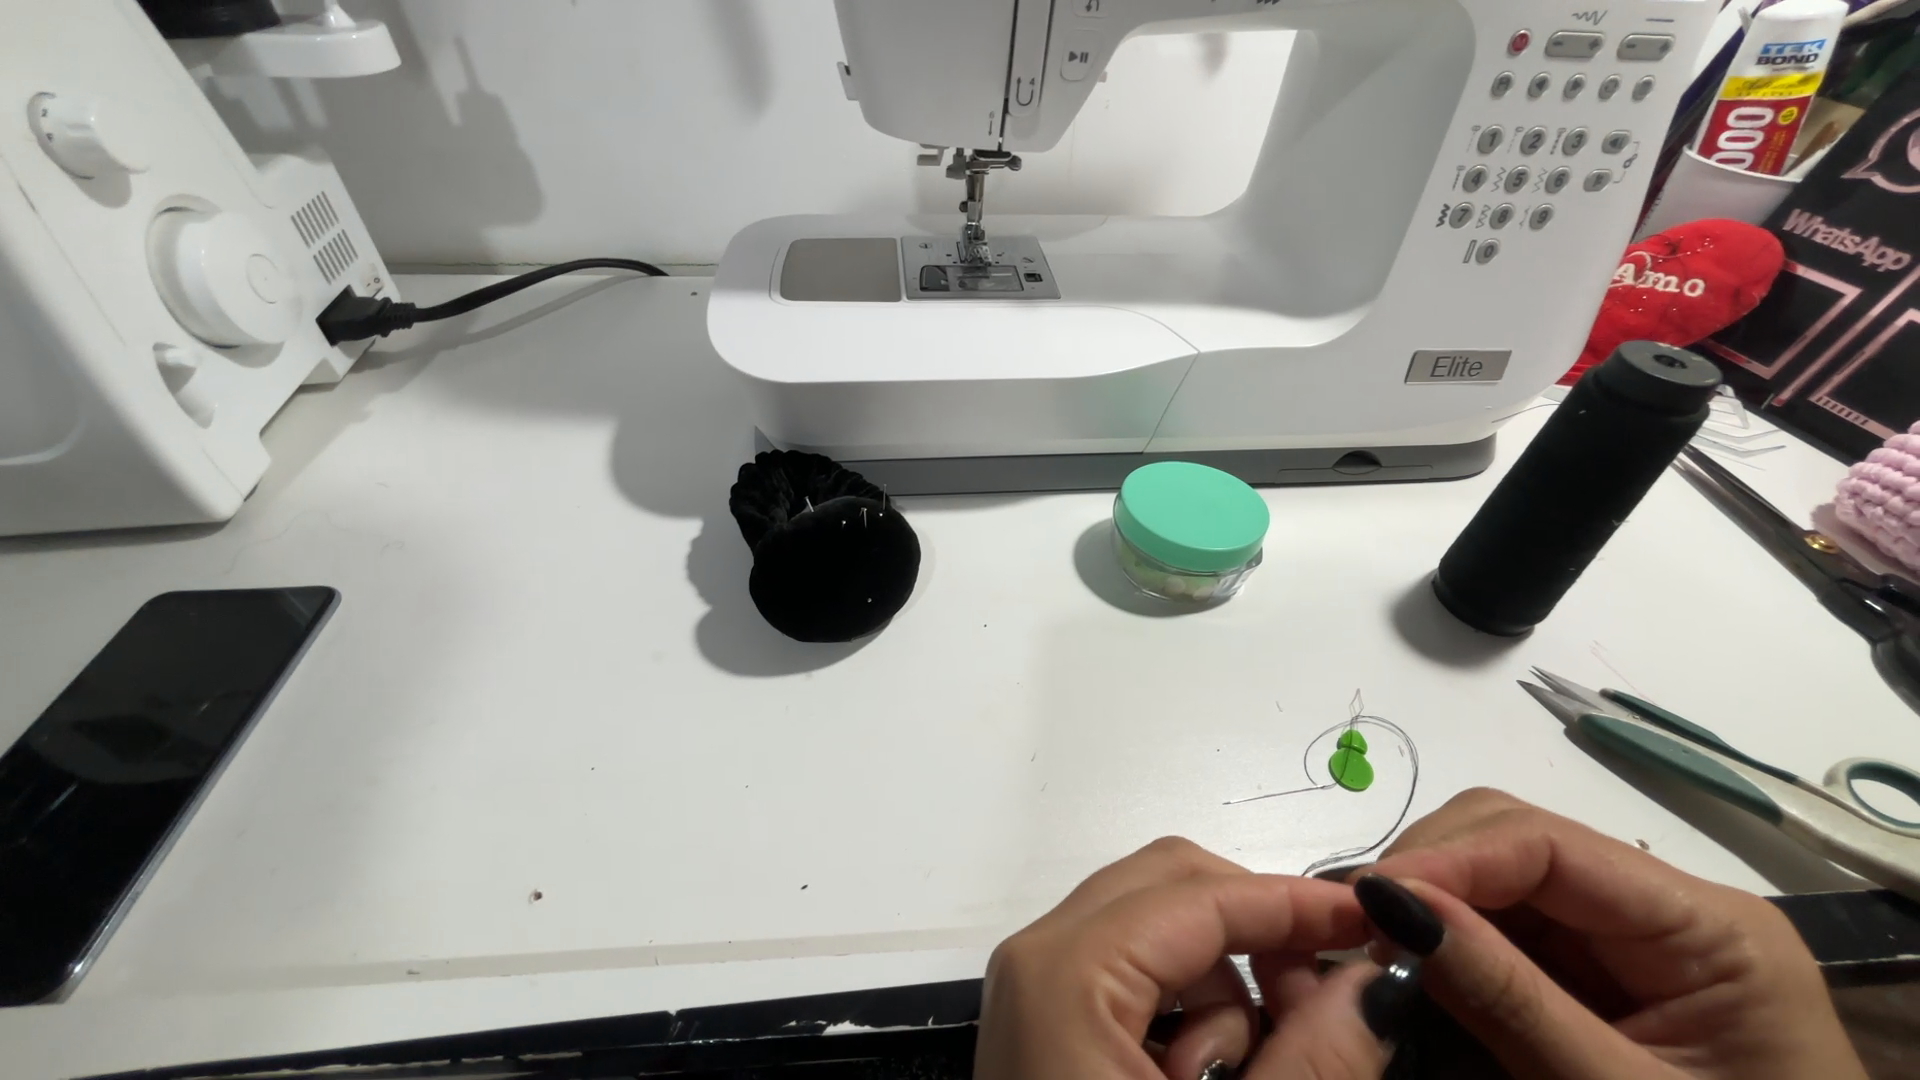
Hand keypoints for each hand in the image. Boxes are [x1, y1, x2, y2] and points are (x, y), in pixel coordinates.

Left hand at [975, 837, 1419, 1079]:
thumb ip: (1319, 1059)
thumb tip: (1377, 981)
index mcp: (1066, 971)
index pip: (1196, 895)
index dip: (1291, 899)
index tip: (1372, 920)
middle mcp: (1037, 956)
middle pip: (1167, 887)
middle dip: (1254, 932)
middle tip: (1319, 1006)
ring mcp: (1033, 985)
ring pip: (1153, 927)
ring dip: (1222, 984)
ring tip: (1245, 1077)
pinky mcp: (1043, 1018)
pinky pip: (1131, 972)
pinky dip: (1186, 1009)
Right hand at [1356, 788, 1866, 1079]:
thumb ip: (1508, 998)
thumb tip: (1389, 903)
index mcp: (1706, 924)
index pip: (1546, 842)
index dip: (1447, 856)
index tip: (1367, 896)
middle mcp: (1661, 902)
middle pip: (1512, 833)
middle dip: (1431, 866)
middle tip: (1366, 922)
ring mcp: (1624, 928)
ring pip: (1493, 864)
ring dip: (1430, 892)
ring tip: (1385, 941)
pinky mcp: (1592, 958)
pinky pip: (1499, 913)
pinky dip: (1448, 923)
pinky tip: (1419, 951)